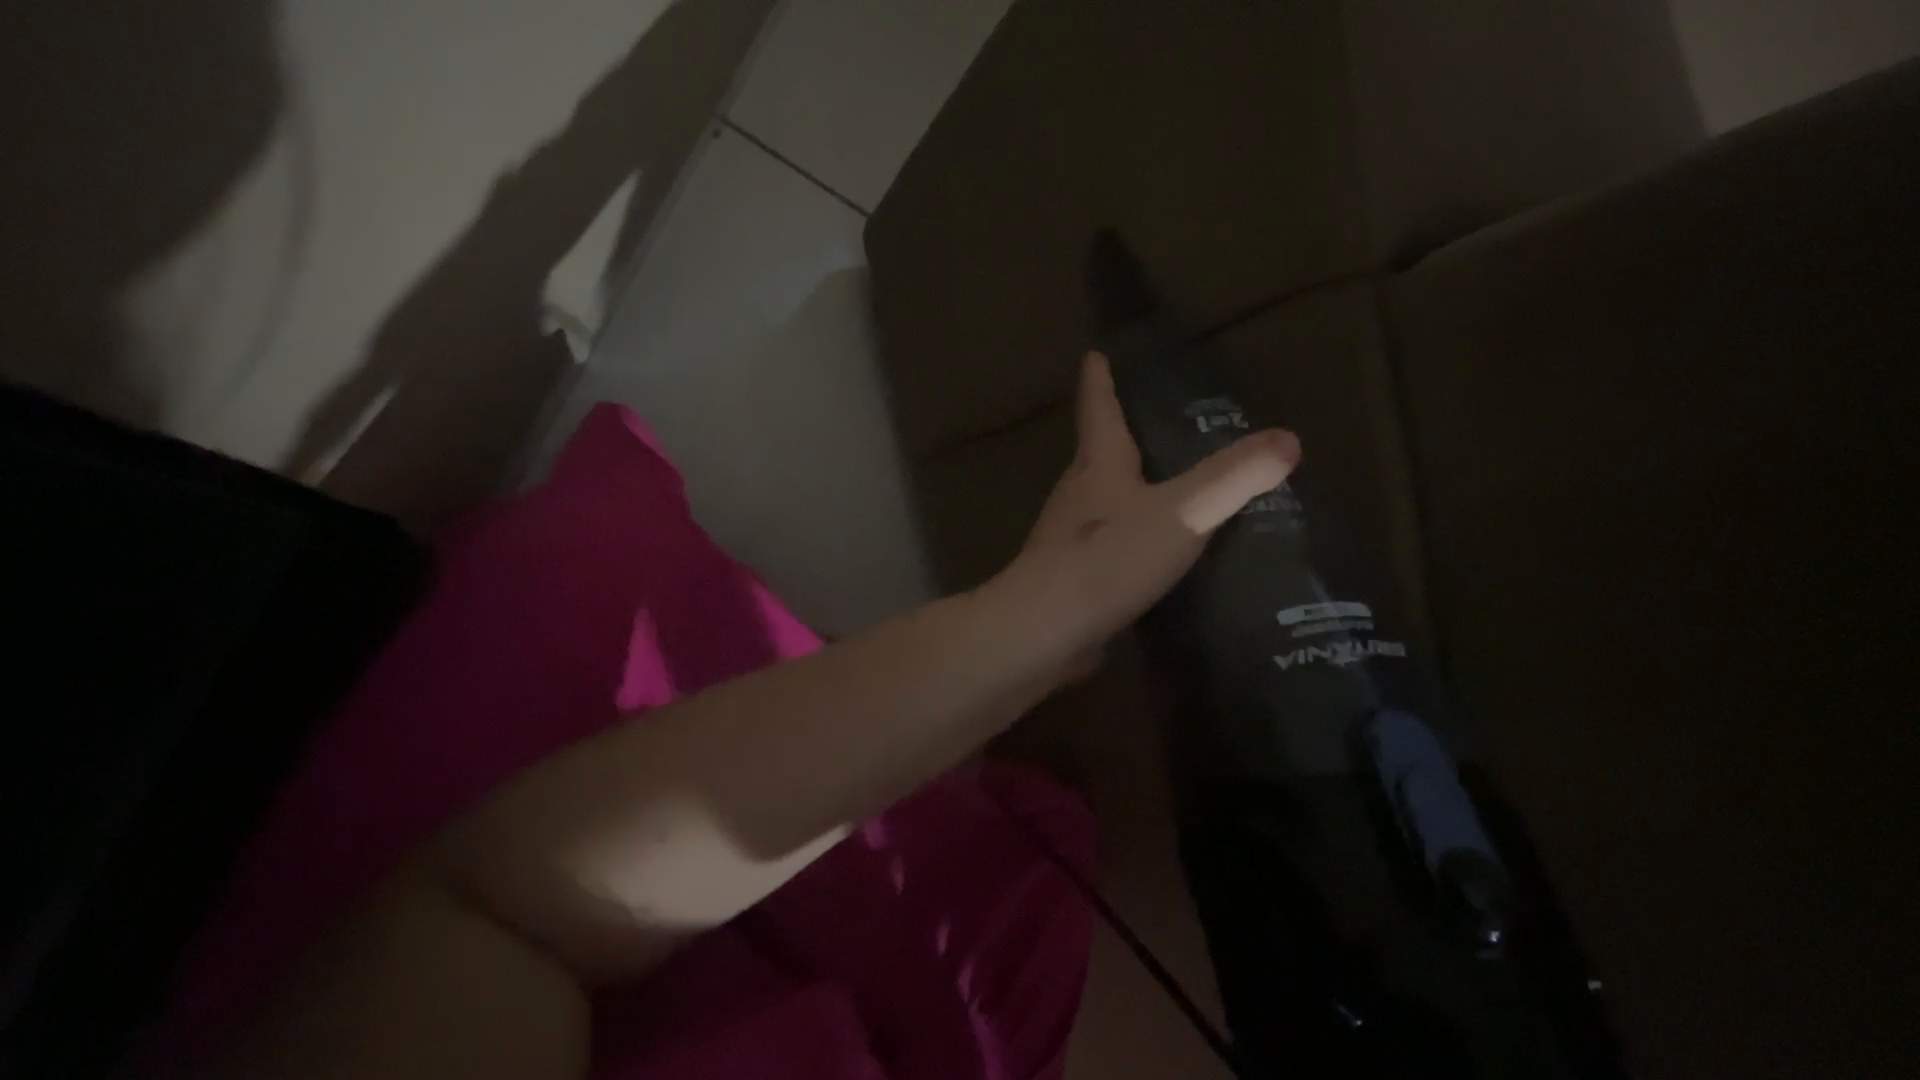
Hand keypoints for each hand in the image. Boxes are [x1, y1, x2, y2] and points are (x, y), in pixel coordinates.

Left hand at [997, 352, 1299, 667]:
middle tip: (1163, 428)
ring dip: (1133, 497)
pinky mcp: (1075, 582)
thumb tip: (1289, 439)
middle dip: (1125, 438)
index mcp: (1099, 465)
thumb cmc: (1109, 557)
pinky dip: (1135, 548)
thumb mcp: (1183, 512)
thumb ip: (1234, 477)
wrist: (1047, 631)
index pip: (1099, 407)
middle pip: (1101, 455)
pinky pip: (1111, 553)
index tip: (1097, 354)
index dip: (1101, 379)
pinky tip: (1164, 564)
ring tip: (1175, 496)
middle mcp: (1079, 496)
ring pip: (1106, 506)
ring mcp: (1071, 541)